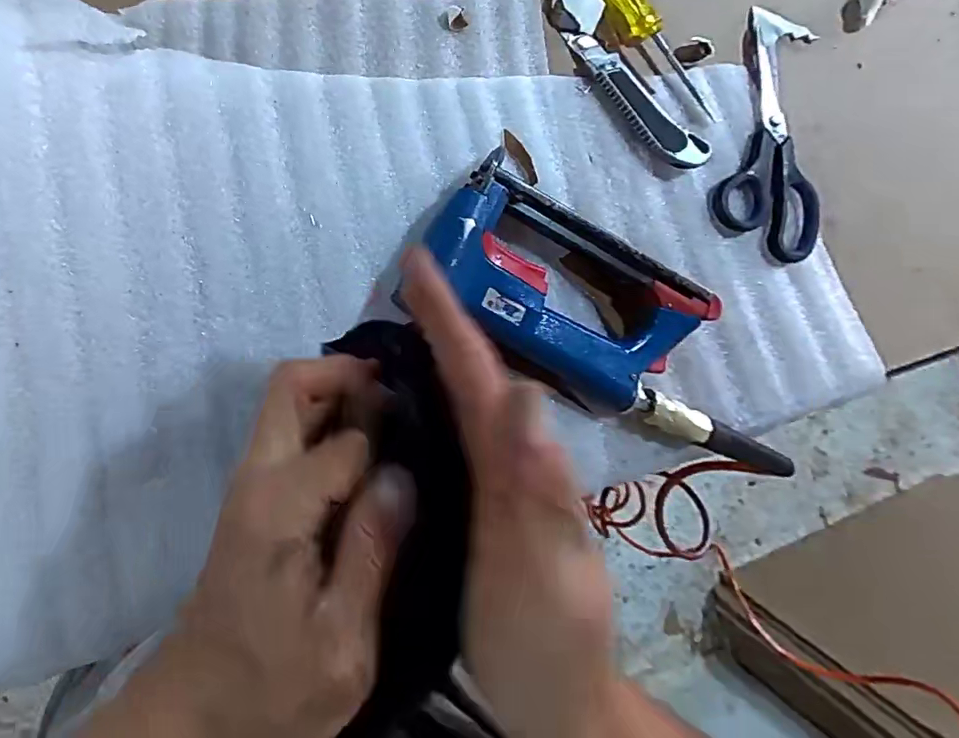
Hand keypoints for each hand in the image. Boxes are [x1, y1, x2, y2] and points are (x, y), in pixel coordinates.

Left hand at [94, 356, 414, 737]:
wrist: (195, 716)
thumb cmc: (270, 690)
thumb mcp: (340, 645)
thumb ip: (372, 553)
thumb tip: (402, 474)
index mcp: (278, 507)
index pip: (346, 439)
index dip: (389, 437)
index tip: (427, 444)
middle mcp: (257, 477)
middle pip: (292, 384)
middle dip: (349, 374)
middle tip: (404, 399)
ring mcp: (251, 482)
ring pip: (289, 400)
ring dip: (340, 391)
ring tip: (396, 416)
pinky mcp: (257, 495)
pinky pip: (293, 428)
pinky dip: (331, 416)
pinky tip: (372, 449)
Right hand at [400, 247, 621, 737]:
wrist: (556, 696)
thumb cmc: (549, 637)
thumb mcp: (547, 569)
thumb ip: (538, 489)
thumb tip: (524, 392)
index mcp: (519, 460)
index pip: (481, 374)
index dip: (450, 316)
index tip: (421, 264)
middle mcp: (512, 455)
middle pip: (474, 373)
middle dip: (443, 321)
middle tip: (405, 280)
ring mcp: (498, 477)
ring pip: (466, 396)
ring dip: (439, 351)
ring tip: (401, 319)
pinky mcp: (481, 500)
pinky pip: (455, 430)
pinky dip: (435, 397)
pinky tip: (411, 395)